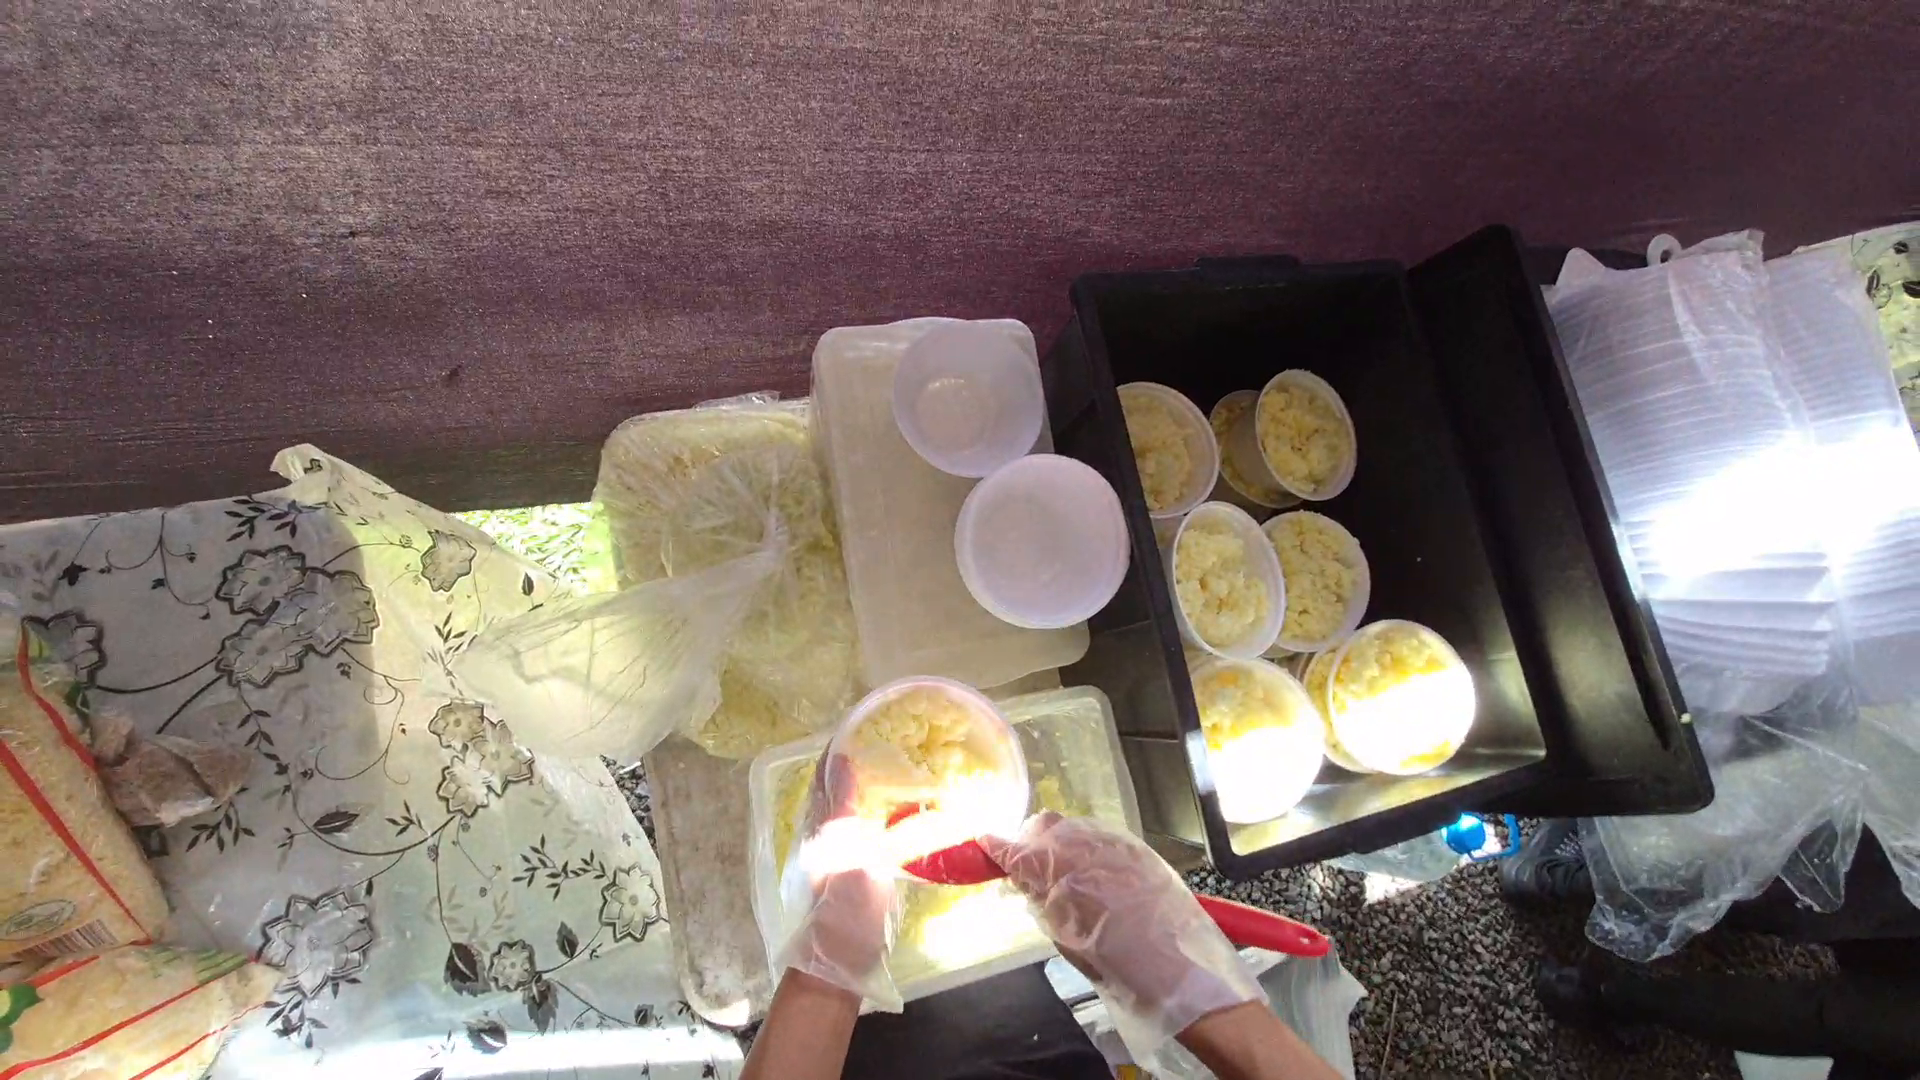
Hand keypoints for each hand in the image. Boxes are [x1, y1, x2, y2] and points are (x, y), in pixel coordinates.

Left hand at [775, 752, 900, 1009]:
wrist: (838, 964)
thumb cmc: (841, 909)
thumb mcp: (846, 854)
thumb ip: (844, 809)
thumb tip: (841, 758)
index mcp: (821, 824)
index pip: (826, 772)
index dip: (839, 744)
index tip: (865, 719)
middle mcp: (826, 831)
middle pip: (838, 784)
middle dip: (858, 756)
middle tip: (892, 735)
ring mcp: (840, 850)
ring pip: (853, 803)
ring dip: (871, 779)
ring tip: (901, 760)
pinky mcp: (855, 867)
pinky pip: (867, 825)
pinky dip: (881, 805)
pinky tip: (901, 805)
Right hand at [979, 813, 1263, 1054]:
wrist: (1183, 971)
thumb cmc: (1120, 966)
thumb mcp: (1067, 939)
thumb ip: (1041, 900)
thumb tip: (1023, 877)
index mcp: (1064, 874)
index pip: (1018, 850)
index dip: (997, 848)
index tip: (983, 846)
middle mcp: (1087, 847)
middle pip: (1044, 826)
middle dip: (1030, 842)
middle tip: (1027, 871)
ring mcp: (1114, 842)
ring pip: (1072, 828)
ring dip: (1058, 845)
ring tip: (1063, 877)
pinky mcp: (1137, 847)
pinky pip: (1098, 837)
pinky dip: (1086, 850)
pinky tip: (1092, 877)